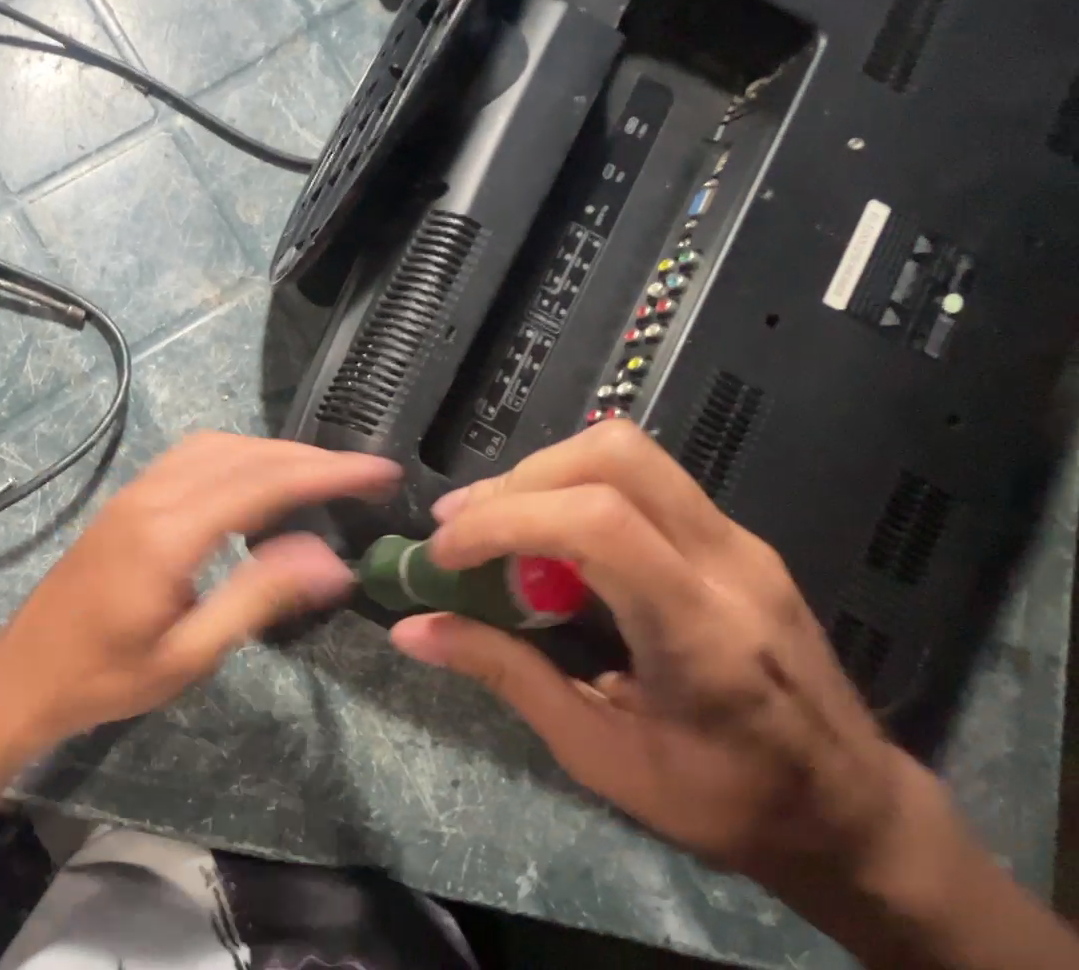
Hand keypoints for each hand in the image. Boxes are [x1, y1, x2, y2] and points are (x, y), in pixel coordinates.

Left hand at [0, 433, 399, 760]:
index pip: (262, 482)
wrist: (23, 675)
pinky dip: (234, 461)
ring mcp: (131, 496)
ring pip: (211, 448)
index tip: (379, 472)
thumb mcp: (188, 654)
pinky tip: (255, 489)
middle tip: (361, 476)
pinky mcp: (123, 504)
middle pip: (239, 453)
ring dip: (269, 453)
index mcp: (167, 535)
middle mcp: (149, 499)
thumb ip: (257, 598)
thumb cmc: (106, 678)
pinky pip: (187, 461)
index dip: (326, 472)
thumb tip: (330, 559)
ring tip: (318, 480)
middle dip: (305, 457)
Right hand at [388, 421, 955, 916]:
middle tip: (460, 526)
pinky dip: (570, 492)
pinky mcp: (733, 540)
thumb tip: (411, 631)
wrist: (856, 813)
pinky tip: (542, 543)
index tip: (443, 556)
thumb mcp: (599, 755)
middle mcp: (729, 564)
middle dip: (517, 479)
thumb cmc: (725, 800)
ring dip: (539, 478)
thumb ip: (506, 675)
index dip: (502, 520)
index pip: (597, 522)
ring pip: (627, 454)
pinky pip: (640, 481)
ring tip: (488, 527)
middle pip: (614, 455)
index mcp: (700, 630)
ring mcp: (739, 543)